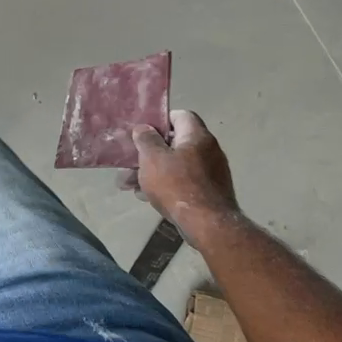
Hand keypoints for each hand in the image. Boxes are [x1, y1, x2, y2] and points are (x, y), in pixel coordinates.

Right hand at [130, 110, 241, 246]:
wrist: (207, 225)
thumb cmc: (176, 185)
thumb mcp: (152, 157)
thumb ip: (146, 138)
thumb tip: (144, 128)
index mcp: (197, 137)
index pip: (181, 116)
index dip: (161, 120)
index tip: (143, 131)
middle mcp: (209, 150)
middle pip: (174, 143)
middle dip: (148, 153)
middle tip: (129, 162)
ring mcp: (211, 172)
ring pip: (175, 164)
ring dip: (152, 171)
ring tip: (130, 185)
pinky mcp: (210, 191)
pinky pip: (183, 181)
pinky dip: (165, 185)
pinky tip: (147, 197)